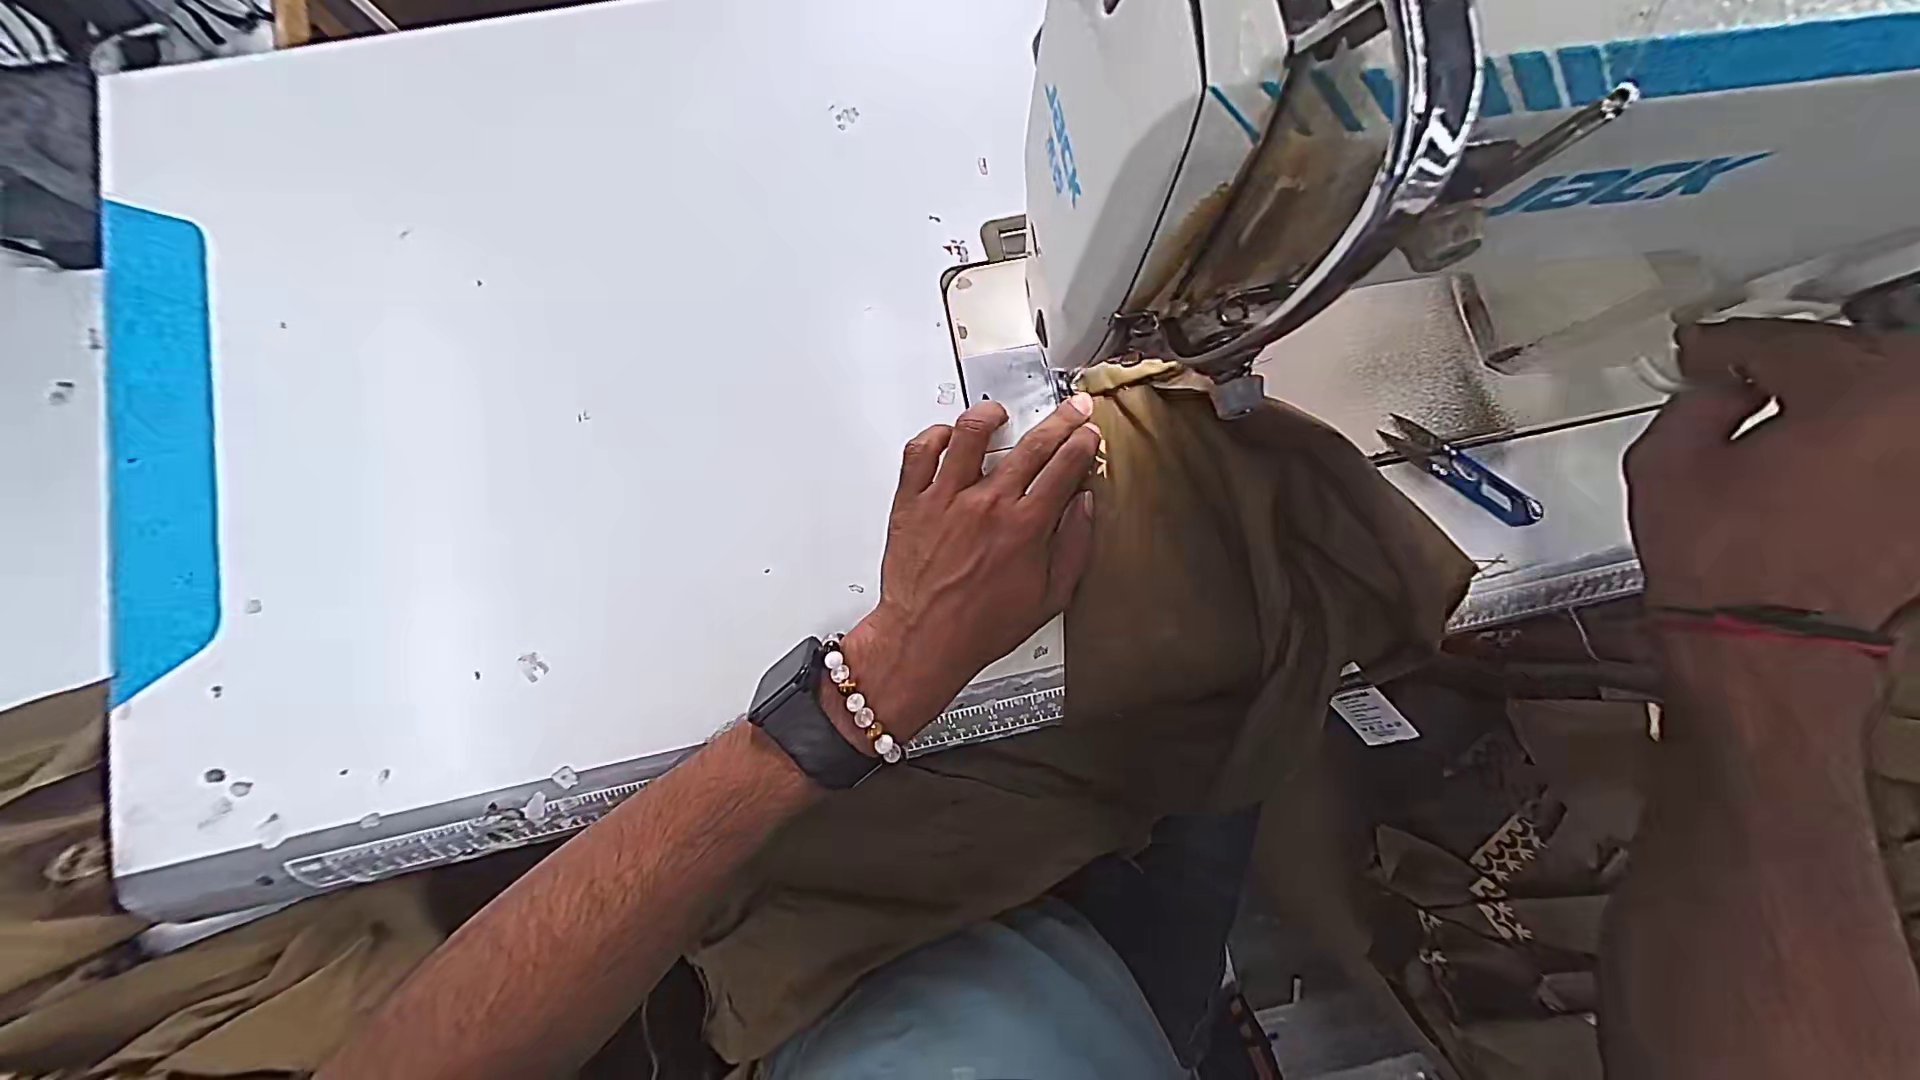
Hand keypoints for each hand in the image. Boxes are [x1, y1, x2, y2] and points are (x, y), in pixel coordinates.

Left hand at [828, 393, 1101, 745]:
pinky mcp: (912, 502)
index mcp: (1025, 527)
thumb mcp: (1049, 598)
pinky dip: (935, 435)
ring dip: (991, 415)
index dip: (1082, 443)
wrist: (925, 639)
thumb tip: (1084, 508)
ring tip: (1001, 413)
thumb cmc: (981, 626)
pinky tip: (948, 436)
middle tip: (1070, 410)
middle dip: (1061, 420)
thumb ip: (1074, 548)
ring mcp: (947, 499)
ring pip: (971, 433)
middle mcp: (988, 505)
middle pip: (1032, 444)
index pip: (1064, 465)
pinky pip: (920, 452)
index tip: (1087, 435)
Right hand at [1625, 320, 1919, 631]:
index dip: (1725, 342)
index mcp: (1866, 394)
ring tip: (1775, 398)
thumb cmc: (1719, 557)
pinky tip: (1815, 435)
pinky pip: (1900, 432)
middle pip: (1858, 352)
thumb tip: (1720, 387)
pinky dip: (1862, 425)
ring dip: (1833, 386)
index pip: (1785, 341)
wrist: (1764, 629)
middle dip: (1789, 357)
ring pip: (1890, 389)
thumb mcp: (1665, 461)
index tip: (1700, 348)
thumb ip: (1697, 403)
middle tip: (1734, 367)